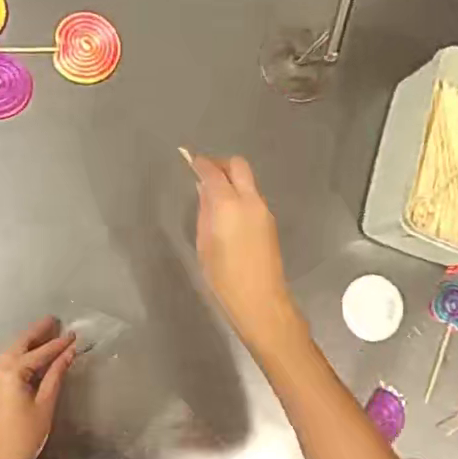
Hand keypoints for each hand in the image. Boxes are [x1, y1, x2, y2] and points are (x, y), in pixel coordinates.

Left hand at [0, 317, 78, 458]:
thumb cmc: (26, 435)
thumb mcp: (45, 404)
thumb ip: (55, 375)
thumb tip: (68, 353)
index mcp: (11, 372)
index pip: (38, 353)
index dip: (57, 344)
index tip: (72, 335)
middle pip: (19, 345)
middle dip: (36, 333)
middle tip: (53, 321)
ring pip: (10, 353)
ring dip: (26, 343)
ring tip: (44, 334)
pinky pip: (5, 363)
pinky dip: (18, 355)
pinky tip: (30, 356)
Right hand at [187, 152, 303, 348]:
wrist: (261, 300)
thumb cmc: (224, 279)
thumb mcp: (204, 246)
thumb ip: (204, 213)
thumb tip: (204, 191)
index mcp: (229, 206)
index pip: (214, 173)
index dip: (200, 163)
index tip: (188, 158)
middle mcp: (250, 201)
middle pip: (238, 166)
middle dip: (220, 164)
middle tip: (203, 172)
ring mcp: (263, 210)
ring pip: (247, 181)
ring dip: (231, 180)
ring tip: (211, 195)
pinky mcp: (269, 222)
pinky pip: (251, 197)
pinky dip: (238, 194)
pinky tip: (226, 212)